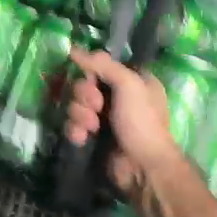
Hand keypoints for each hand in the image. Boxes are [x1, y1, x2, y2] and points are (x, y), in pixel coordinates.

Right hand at [65, 48, 187, 200]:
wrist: (142, 167)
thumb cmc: (141, 121)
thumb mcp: (128, 84)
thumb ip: (102, 64)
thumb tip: (73, 49)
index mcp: (132, 81)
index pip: (101, 65)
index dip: (91, 71)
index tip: (90, 78)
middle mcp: (118, 97)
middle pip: (84, 84)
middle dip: (84, 95)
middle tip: (96, 107)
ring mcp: (105, 117)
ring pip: (76, 104)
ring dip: (80, 114)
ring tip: (92, 127)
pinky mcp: (93, 136)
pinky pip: (73, 124)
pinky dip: (75, 130)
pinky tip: (83, 138)